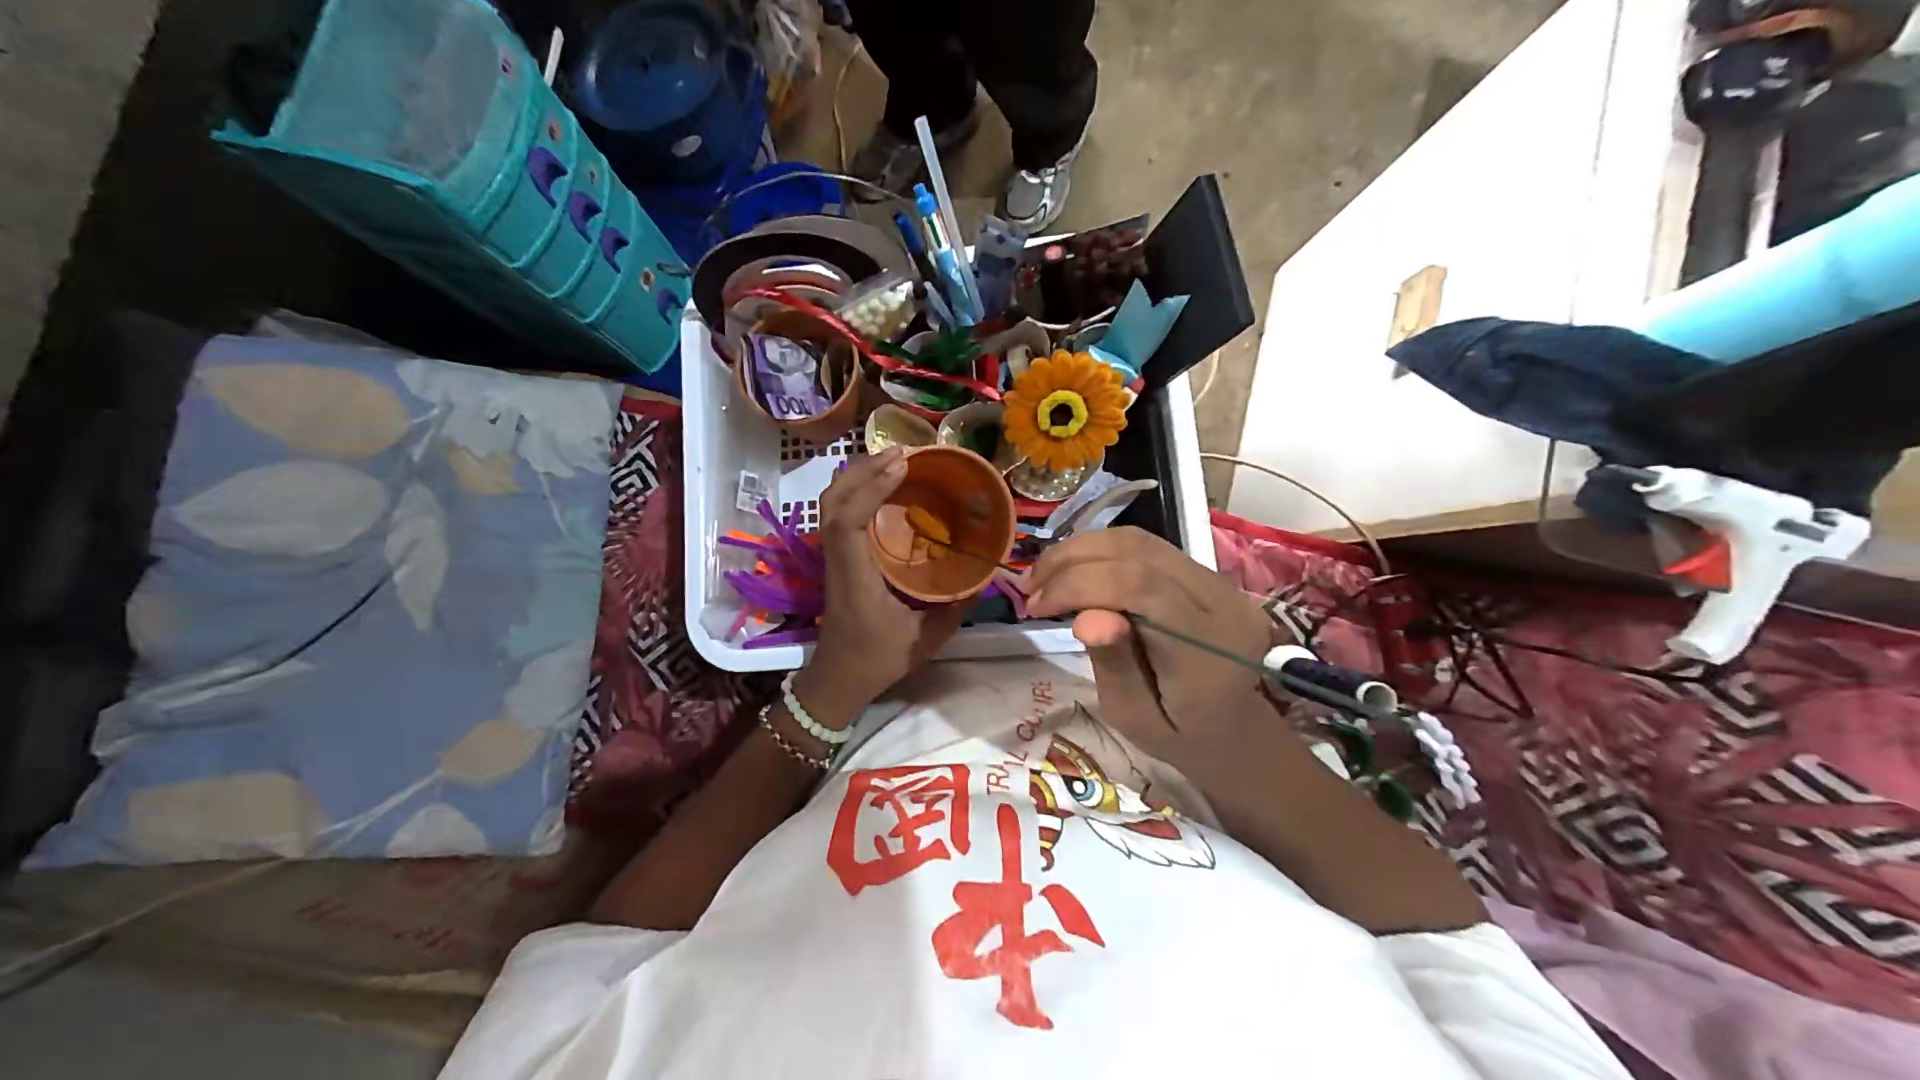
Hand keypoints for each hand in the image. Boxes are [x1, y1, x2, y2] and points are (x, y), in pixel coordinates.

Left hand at [798, 446, 967, 718]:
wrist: (837, 680)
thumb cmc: (877, 661)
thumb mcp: (925, 640)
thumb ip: (954, 608)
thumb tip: (982, 575)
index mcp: (854, 577)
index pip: (846, 523)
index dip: (869, 489)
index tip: (901, 466)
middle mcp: (838, 560)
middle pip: (832, 501)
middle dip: (863, 470)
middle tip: (903, 452)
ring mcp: (833, 557)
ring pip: (831, 504)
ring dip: (857, 476)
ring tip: (893, 460)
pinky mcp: (837, 558)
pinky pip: (838, 513)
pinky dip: (856, 491)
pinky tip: (882, 485)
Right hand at [1026, 527, 1276, 763]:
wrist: (1242, 730)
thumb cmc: (1185, 736)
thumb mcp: (1138, 720)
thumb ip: (1115, 666)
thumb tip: (1084, 616)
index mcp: (1206, 647)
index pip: (1139, 586)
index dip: (1078, 584)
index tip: (1036, 606)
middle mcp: (1220, 601)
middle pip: (1137, 551)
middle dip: (1072, 560)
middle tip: (1030, 587)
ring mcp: (1218, 581)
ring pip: (1140, 540)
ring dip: (1082, 550)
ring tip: (1044, 577)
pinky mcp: (1207, 574)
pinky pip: (1148, 548)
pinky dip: (1102, 553)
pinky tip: (1075, 572)